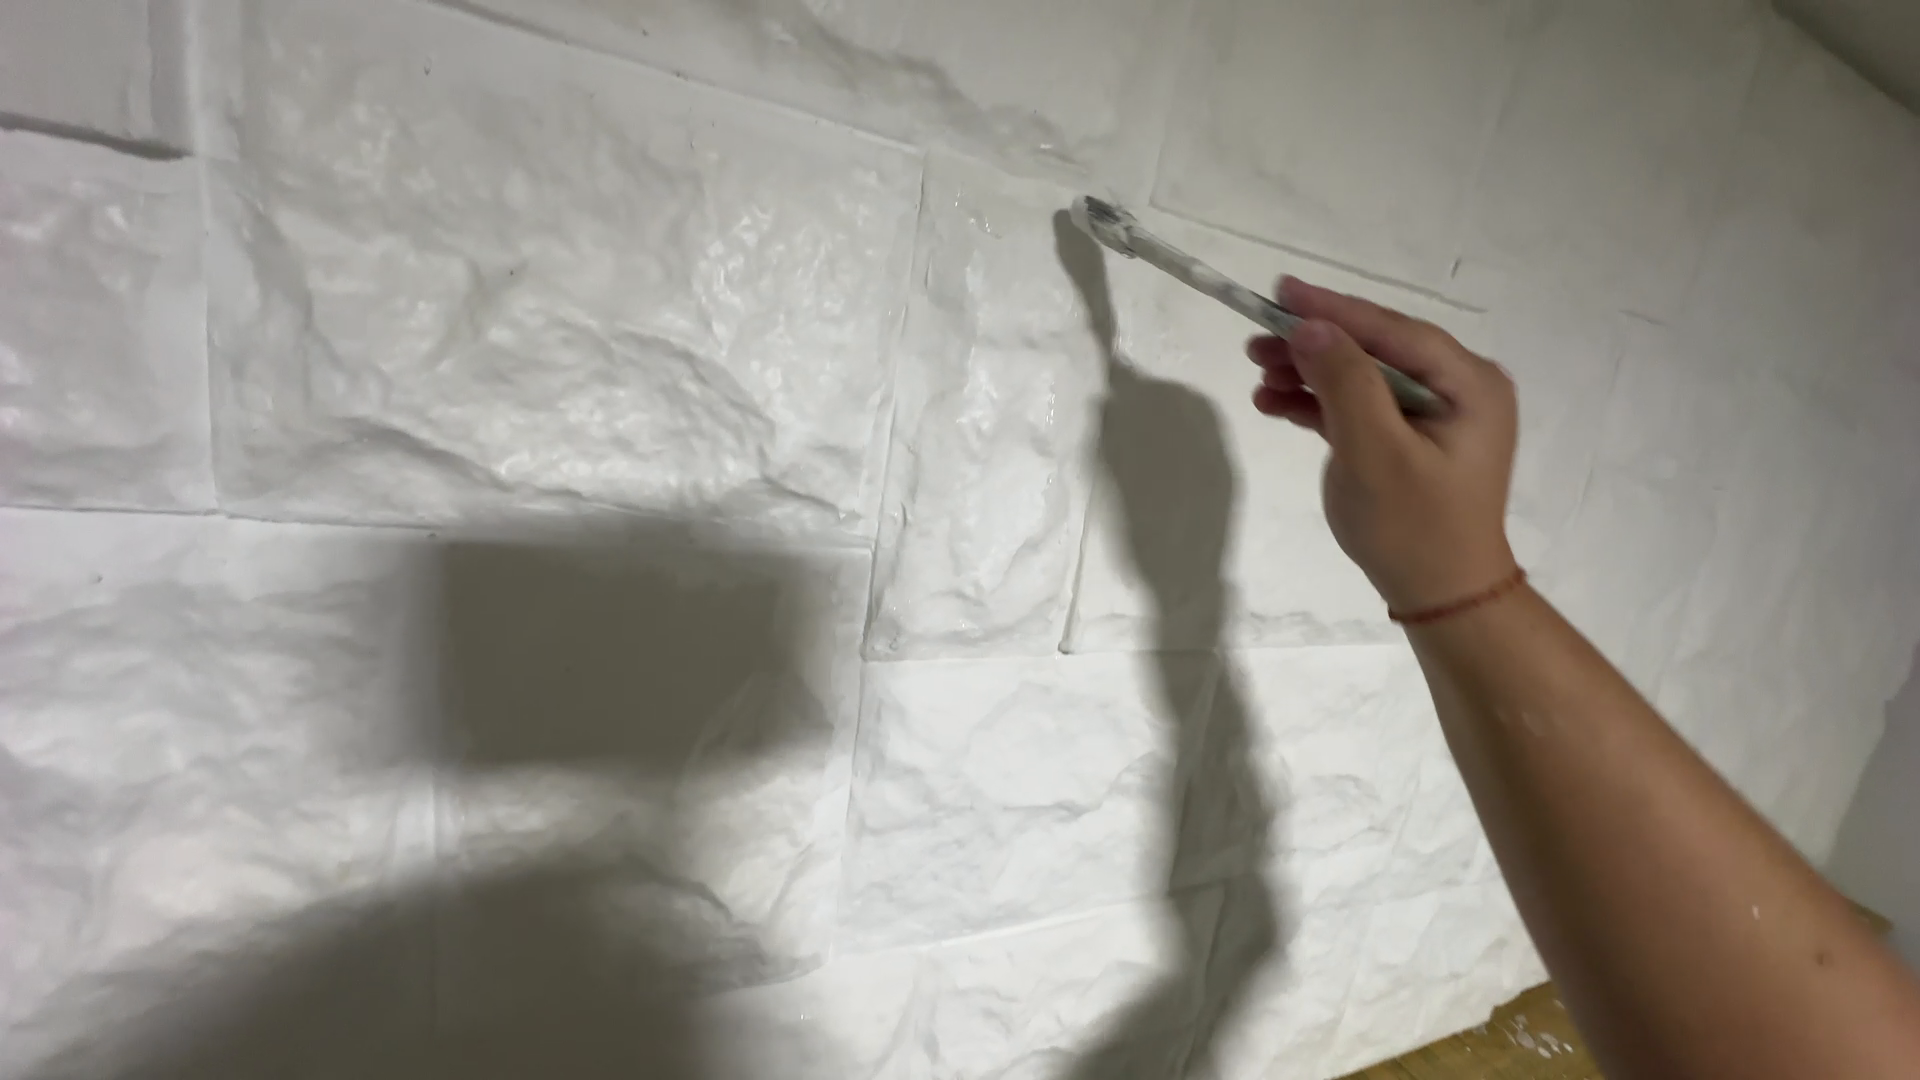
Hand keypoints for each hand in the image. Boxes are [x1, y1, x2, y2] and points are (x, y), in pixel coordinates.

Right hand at [1247, 277, 1518, 613]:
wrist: (1436, 592)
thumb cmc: (1412, 527)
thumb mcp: (1376, 454)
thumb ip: (1346, 386)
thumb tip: (1309, 329)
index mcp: (1466, 383)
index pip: (1392, 331)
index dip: (1334, 310)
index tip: (1281, 291)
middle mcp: (1452, 389)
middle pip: (1372, 349)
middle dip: (1312, 345)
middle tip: (1255, 343)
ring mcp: (1425, 414)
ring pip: (1357, 377)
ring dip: (1306, 374)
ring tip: (1257, 374)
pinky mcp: (1399, 438)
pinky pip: (1354, 406)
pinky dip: (1314, 403)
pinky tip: (1273, 403)